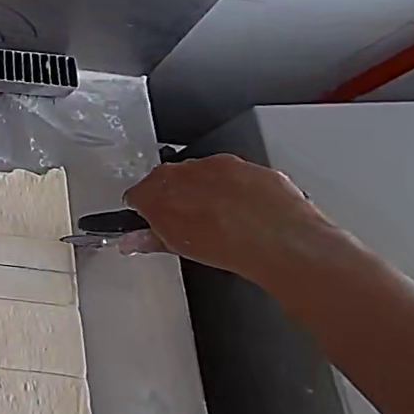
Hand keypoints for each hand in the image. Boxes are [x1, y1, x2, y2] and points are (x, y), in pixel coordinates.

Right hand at [120, 154, 350, 283]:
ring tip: (218, 221)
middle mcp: (187, 169)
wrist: (279, 242)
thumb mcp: (178, 248)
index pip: (138, 193)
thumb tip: (134, 240)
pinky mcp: (249, 166)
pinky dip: (236, 191)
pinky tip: (243, 215)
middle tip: (184, 223)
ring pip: (203, 175)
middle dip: (174, 197)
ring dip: (206, 192)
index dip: (142, 209)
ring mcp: (220, 165)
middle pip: (169, 179)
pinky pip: (236, 176)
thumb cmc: (228, 245)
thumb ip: (149, 239)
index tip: (149, 219)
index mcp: (161, 187)